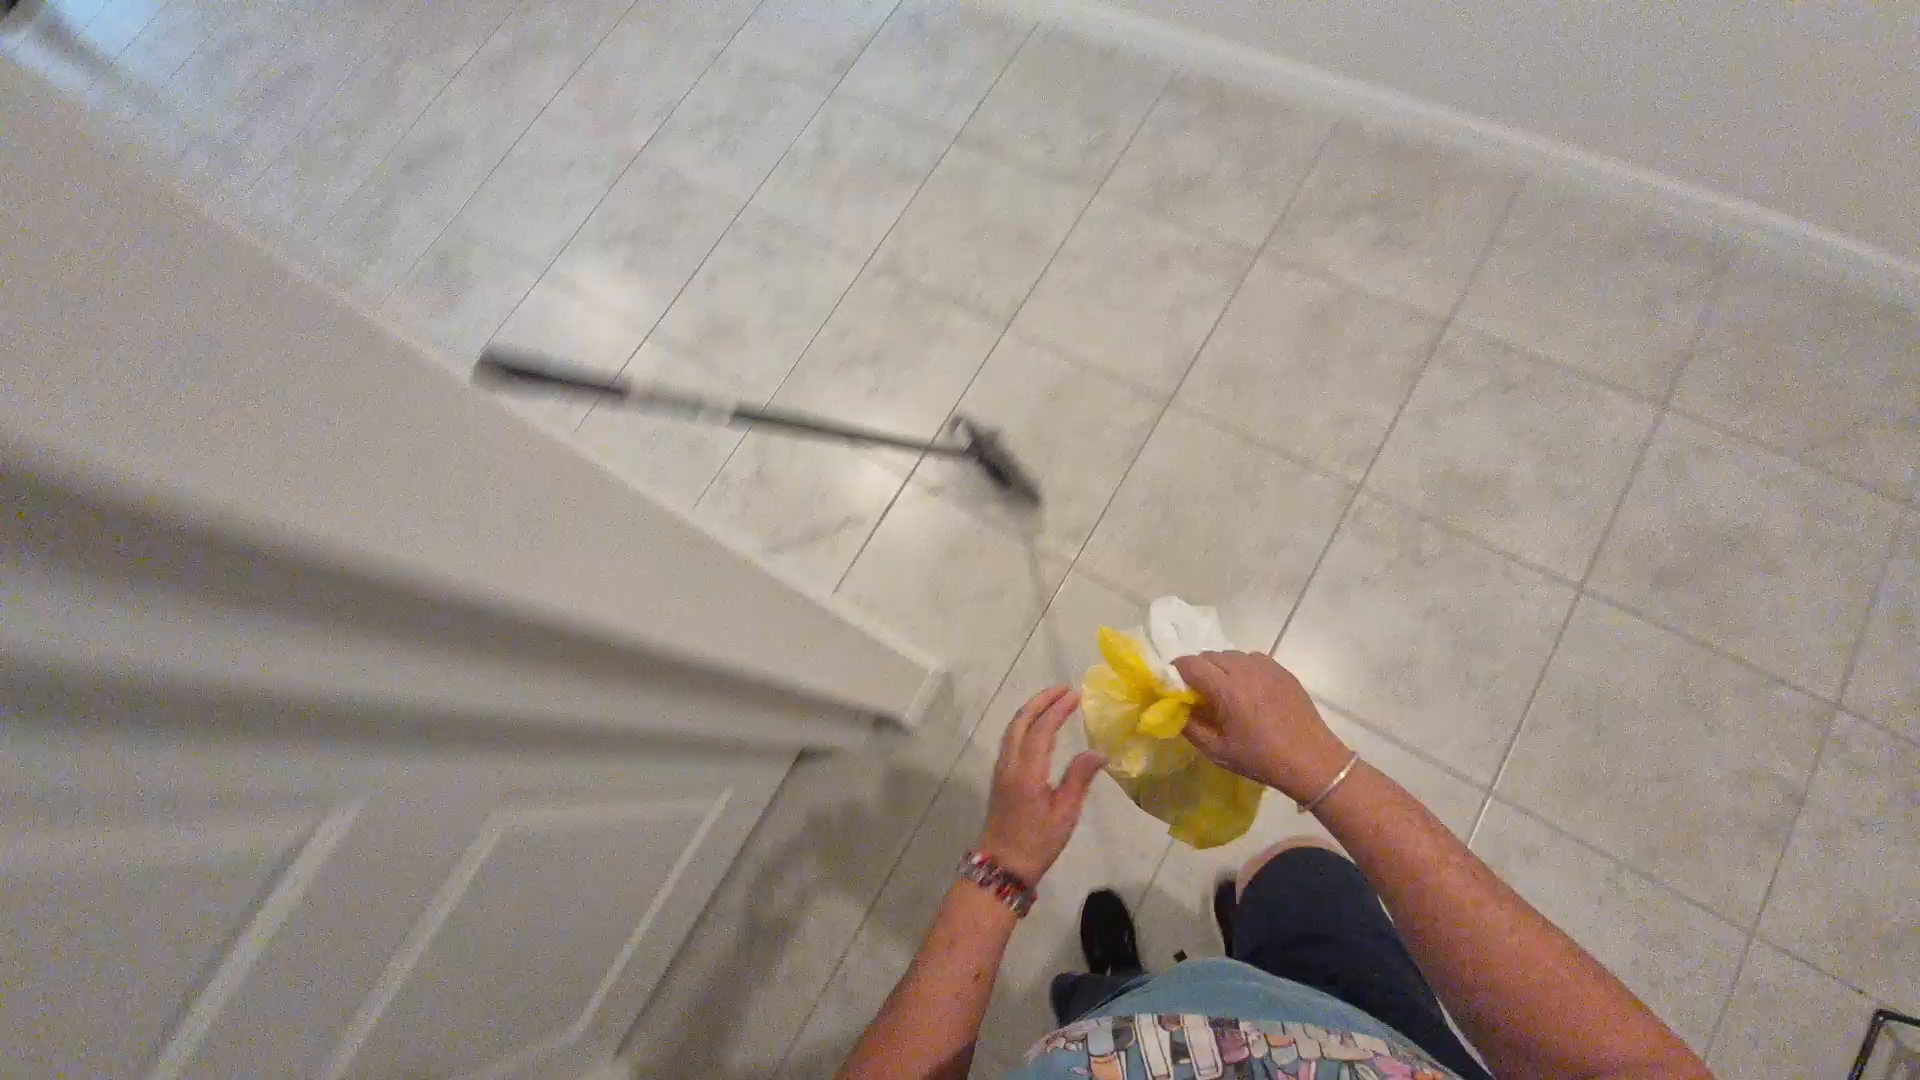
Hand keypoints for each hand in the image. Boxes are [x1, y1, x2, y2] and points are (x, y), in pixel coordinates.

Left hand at [976, 686, 1106, 884]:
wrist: (1002, 865)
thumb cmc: (1038, 843)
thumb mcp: (1065, 814)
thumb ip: (1079, 779)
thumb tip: (1099, 751)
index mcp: (1027, 773)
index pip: (1041, 731)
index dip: (1057, 710)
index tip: (1074, 695)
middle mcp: (1009, 764)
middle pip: (1021, 722)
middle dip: (1041, 701)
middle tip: (1063, 689)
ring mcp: (1001, 769)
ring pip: (1012, 729)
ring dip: (1031, 710)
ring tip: (1052, 701)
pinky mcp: (1000, 776)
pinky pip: (1011, 739)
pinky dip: (1025, 724)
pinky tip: (1039, 726)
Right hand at [1171, 652, 1351, 803]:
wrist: (1313, 761)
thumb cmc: (1262, 759)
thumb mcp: (1218, 752)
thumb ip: (1190, 727)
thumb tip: (1174, 708)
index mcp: (1226, 690)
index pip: (1189, 663)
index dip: (1177, 671)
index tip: (1176, 687)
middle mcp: (1244, 670)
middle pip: (1209, 655)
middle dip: (1198, 669)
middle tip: (1200, 692)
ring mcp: (1266, 667)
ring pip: (1231, 654)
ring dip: (1220, 667)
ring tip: (1226, 690)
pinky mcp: (1282, 670)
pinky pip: (1252, 659)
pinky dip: (1242, 668)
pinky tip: (1249, 689)